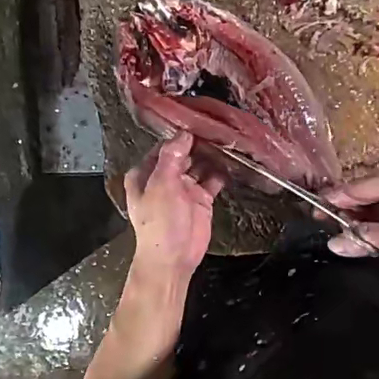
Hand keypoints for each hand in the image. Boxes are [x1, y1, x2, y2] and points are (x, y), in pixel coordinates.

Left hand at [124, 132, 222, 287]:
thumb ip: (172, 156)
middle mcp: (165, 177)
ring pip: (199, 164)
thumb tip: (184, 134)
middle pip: (183, 153)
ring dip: (211, 155)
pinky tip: (232, 160)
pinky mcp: (201, 200)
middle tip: (218, 126)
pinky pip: (213, 180)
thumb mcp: (161, 184)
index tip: (197, 120)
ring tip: (228, 139)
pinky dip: (221, 171)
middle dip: (198, 142)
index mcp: (146, 173)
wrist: (173, 258)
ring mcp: (184, 188)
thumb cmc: (159, 222)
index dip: (178, 134)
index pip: (163, 146)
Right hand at [322, 155, 378, 280]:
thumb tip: (334, 242)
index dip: (333, 203)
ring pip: (375, 203)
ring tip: (344, 239)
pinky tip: (366, 239)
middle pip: (364, 193)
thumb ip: (368, 238)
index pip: (357, 187)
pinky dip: (376, 223)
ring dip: (361, 221)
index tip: (310, 215)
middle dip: (346, 214)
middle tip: (326, 232)